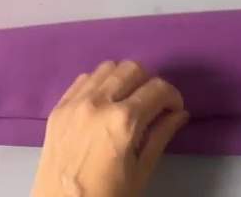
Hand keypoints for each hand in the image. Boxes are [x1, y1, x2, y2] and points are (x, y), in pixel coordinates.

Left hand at [31, 60, 188, 196]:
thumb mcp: (140, 172)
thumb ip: (161, 136)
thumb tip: (180, 114)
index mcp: (124, 121)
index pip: (157, 88)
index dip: (172, 95)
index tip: (174, 107)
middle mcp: (100, 102)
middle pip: (133, 69)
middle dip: (149, 82)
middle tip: (151, 103)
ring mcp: (76, 102)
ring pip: (108, 68)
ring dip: (123, 78)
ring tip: (127, 99)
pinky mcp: (59, 106)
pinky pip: (84, 78)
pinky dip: (99, 83)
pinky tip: (103, 102)